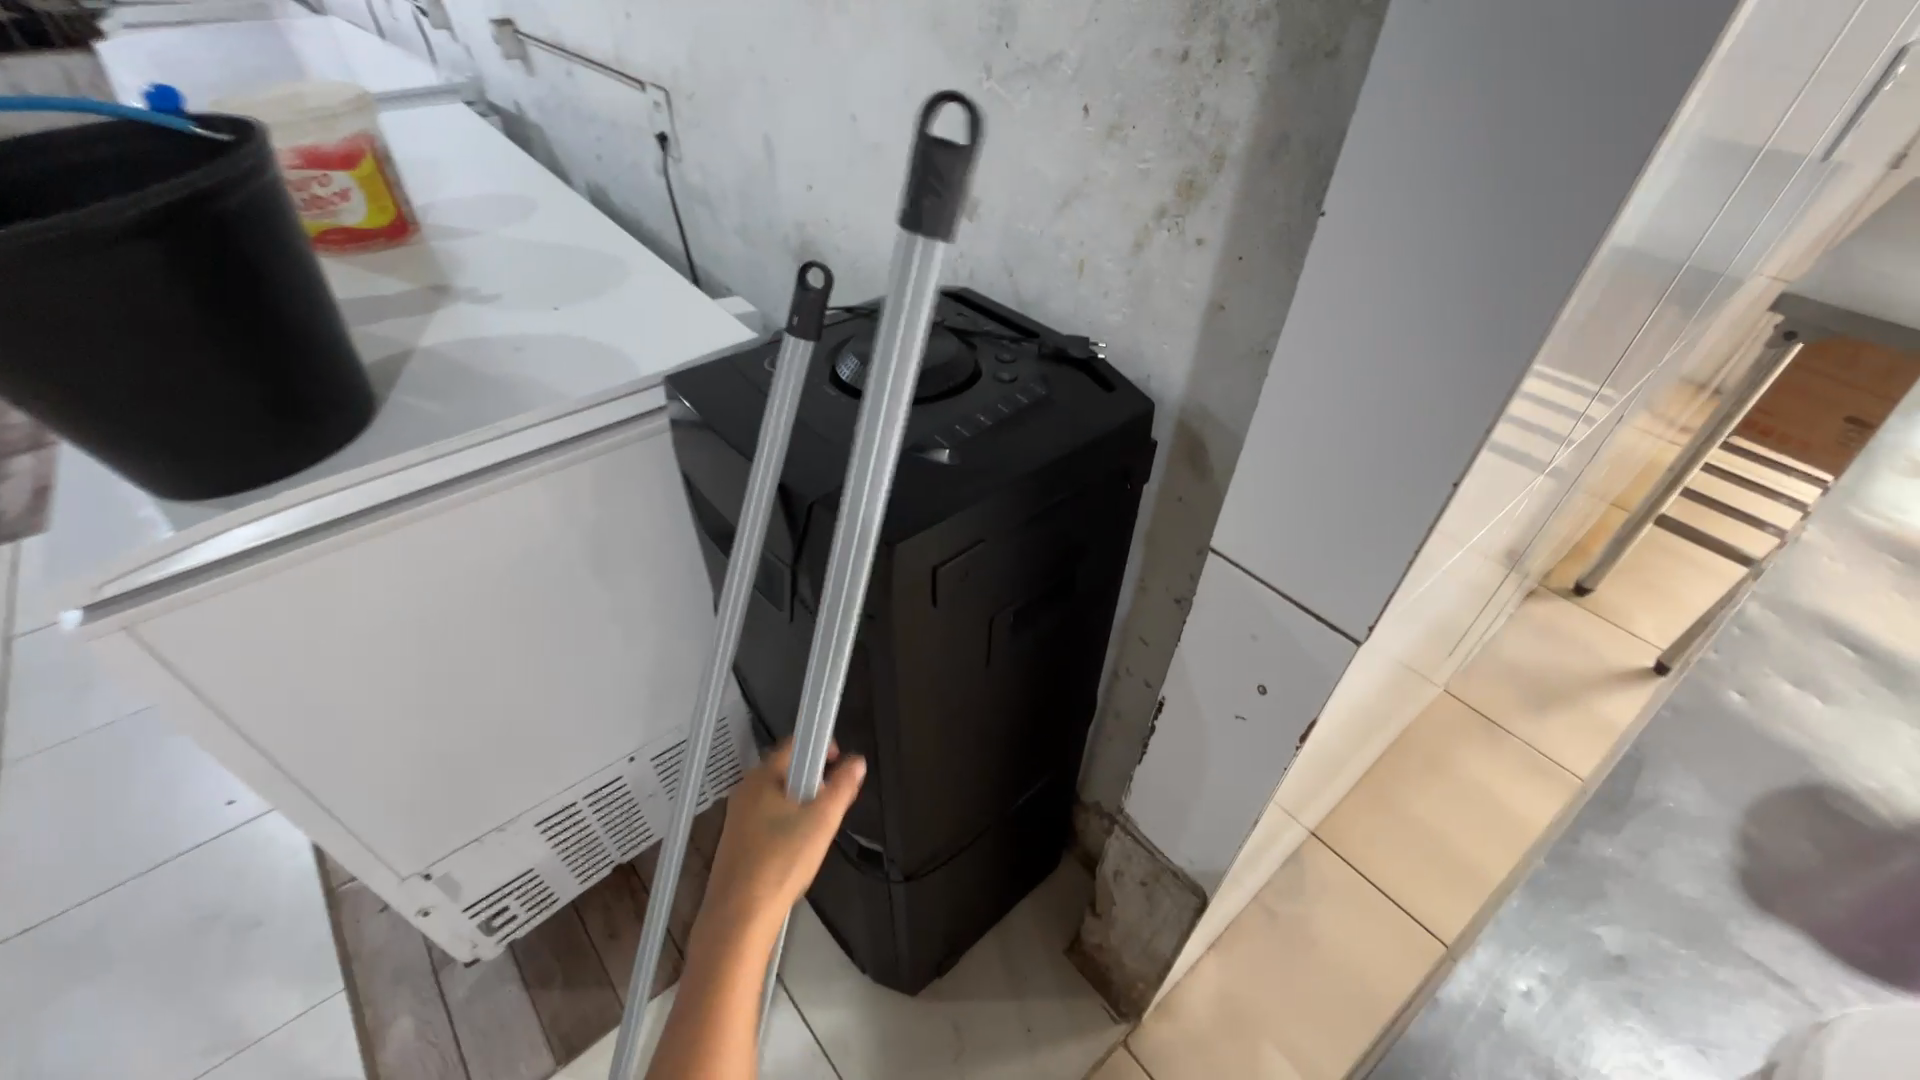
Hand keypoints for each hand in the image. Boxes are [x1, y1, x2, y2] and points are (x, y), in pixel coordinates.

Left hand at [700, 738, 865, 938]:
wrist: (739, 916)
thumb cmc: (782, 861)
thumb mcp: (822, 820)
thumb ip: (842, 786)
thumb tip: (857, 761)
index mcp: (762, 776)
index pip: (795, 743)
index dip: (822, 747)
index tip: (840, 765)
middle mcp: (744, 791)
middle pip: (786, 771)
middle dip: (814, 781)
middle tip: (832, 803)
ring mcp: (736, 817)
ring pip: (777, 797)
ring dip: (800, 805)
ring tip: (817, 831)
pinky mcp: (735, 842)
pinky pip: (766, 820)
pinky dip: (785, 825)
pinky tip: (795, 851)